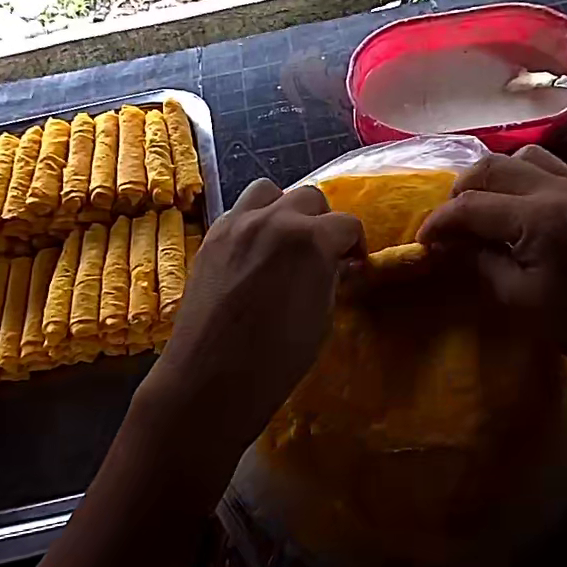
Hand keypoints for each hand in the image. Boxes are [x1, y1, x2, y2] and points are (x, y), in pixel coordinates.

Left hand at [137, 179, 363, 480]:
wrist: (211, 375)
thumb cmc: (276, 358)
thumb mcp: (320, 317)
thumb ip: (329, 277)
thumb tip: (336, 264)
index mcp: (310, 239)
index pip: (347, 224)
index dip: (355, 245)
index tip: (353, 265)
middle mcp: (273, 219)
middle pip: (309, 198)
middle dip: (322, 223)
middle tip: (321, 253)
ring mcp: (237, 224)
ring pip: (268, 192)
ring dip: (283, 210)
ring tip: (284, 240)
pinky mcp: (211, 236)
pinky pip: (238, 212)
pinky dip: (253, 221)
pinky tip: (253, 251)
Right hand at [417, 146, 566, 382]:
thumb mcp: (512, 295)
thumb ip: (474, 259)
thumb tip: (442, 243)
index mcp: (540, 218)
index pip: (470, 206)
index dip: (438, 222)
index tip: (422, 241)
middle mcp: (559, 190)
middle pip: (490, 168)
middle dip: (458, 192)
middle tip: (447, 225)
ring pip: (519, 158)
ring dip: (490, 178)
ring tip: (479, 210)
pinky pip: (547, 166)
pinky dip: (519, 177)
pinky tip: (511, 205)